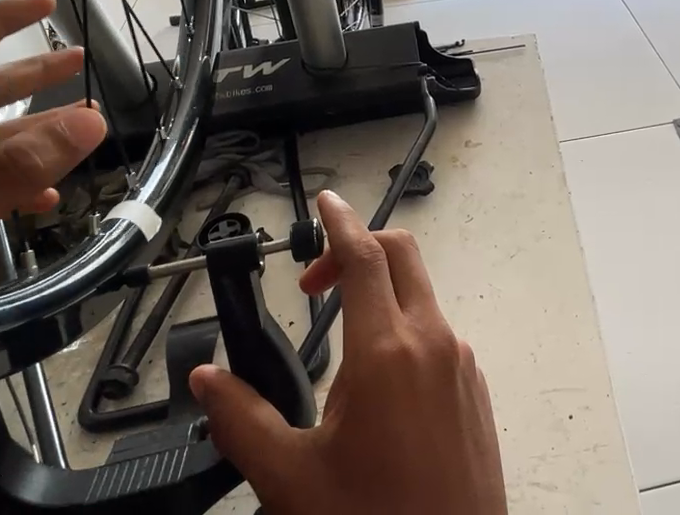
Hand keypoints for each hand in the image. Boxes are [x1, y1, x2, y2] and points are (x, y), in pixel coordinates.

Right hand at [190, 192, 506, 514]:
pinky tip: (379, 383)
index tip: (324, 202)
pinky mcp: (475, 387)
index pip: (364, 256)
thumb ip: (241, 419)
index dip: (340, 221)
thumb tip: (205, 378)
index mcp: (386, 350)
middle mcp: (432, 342)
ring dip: (381, 295)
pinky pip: (438, 335)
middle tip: (315, 281)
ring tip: (340, 341)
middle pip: (401, 257)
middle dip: (359, 248)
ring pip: (420, 297)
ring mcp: (460, 362)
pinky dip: (405, 330)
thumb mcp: (290, 476)